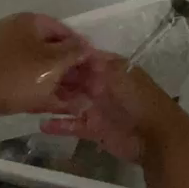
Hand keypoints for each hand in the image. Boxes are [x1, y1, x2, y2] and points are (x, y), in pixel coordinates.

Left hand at [0, 13, 92, 124]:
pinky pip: (24, 80)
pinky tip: (54, 108)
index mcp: (30, 22)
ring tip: (77, 104)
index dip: (84, 51)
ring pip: (39, 69)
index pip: (65, 31)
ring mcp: (3, 54)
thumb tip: (86, 45)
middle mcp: (16, 33)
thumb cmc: (13, 75)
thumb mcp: (51, 63)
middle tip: (90, 92)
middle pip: (52, 51)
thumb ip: (73, 52)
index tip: (97, 72)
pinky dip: (40, 91)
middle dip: (73, 72)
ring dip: (60, 85)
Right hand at [39, 51, 181, 161]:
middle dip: (56, 78)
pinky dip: (59, 125)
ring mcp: (97, 109)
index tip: (46, 52)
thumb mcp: (122, 75)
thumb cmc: (140, 102)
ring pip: (70, 102)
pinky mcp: (93, 129)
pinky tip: (42, 124)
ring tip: (32, 98)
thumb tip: (79, 48)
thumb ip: (100, 62)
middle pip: (75, 80)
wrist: (156, 139)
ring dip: (54, 100)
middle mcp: (102, 87)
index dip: (68, 57)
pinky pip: (73, 125)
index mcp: (111, 71)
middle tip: (32, 76)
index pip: (85, 60)